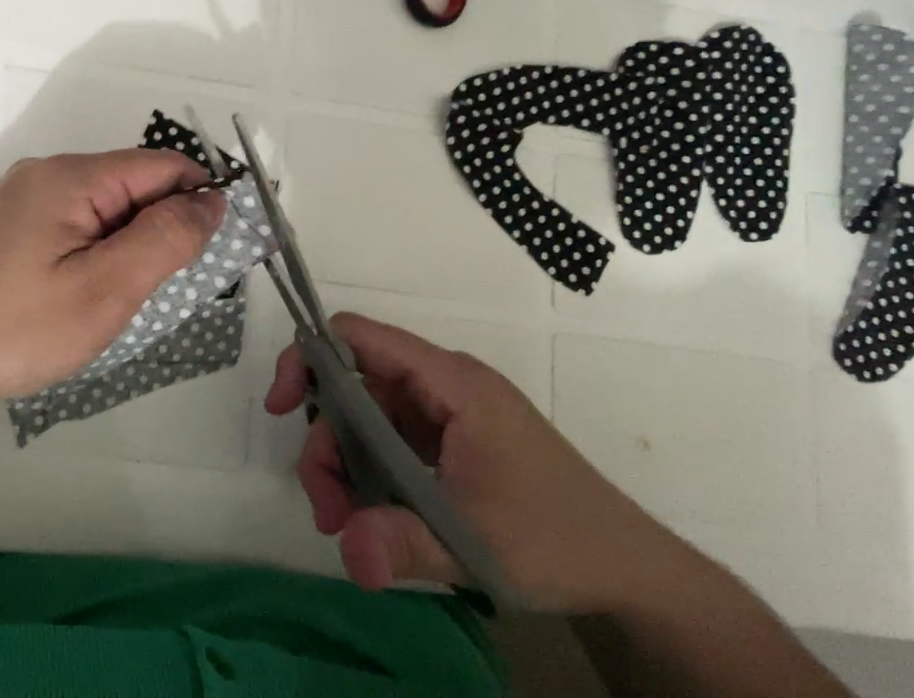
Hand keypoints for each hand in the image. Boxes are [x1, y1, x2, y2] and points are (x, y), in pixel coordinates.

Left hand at [0, 150, 224, 404]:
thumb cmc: (17, 328)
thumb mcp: (106, 288)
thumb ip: (165, 238)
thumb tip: (210, 199)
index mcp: (70, 177)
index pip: (161, 166)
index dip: (199, 201)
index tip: (215, 254)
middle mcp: (44, 174)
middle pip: (132, 185)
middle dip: (161, 230)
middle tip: (159, 293)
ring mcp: (21, 201)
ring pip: (103, 210)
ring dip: (128, 247)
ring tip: (121, 302)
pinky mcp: (8, 230)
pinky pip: (73, 227)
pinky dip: (95, 255)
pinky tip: (85, 296)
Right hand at [265, 313, 695, 613]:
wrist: (630, 574)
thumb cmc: (560, 541)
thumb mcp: (476, 543)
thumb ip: (404, 542)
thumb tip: (347, 555)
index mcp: (454, 385)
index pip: (360, 338)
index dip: (310, 360)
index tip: (282, 408)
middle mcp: (443, 389)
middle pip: (352, 388)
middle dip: (325, 444)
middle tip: (326, 509)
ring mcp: (444, 417)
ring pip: (364, 420)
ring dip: (341, 467)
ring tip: (347, 526)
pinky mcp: (446, 445)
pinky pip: (385, 443)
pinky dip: (365, 476)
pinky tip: (369, 520)